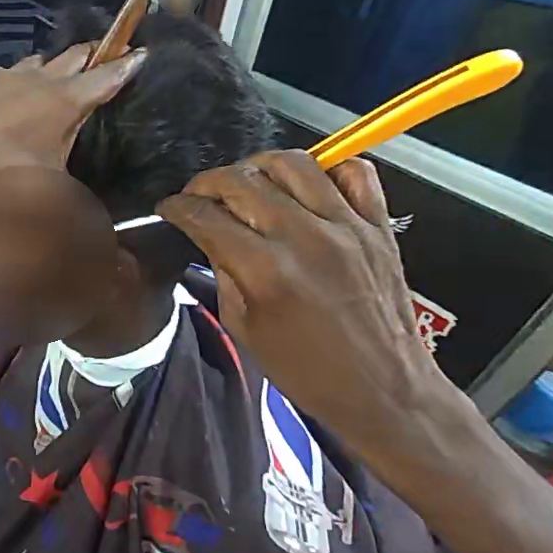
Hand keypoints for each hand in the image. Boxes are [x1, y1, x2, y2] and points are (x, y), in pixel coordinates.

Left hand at [0, 42, 145, 193]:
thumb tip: (85, 195)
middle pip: (75, 56)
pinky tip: (21, 94)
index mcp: (64, 101)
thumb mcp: (47, 186)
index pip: (105, 76)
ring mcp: (8, 78)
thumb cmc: (0, 176)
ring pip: (42, 61)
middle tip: (108, 57)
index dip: (127, 66)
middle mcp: (40, 80)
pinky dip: (28, 78)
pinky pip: (16, 73)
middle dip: (94, 55)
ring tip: (63, 78)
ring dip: (58, 66)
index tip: (143, 53)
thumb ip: (70, 179)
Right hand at [158, 153, 467, 483]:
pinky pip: (355, 172)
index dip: (177, 207)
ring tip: (247, 182)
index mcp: (265, 271)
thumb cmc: (306, 370)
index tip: (169, 208)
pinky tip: (308, 186)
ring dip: (257, 166)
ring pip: (292, 163)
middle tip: (198, 196)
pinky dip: (327, 168)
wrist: (383, 390)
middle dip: (207, 182)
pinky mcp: (378, 225)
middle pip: (241, 180)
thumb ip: (225, 274)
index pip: (206, 217)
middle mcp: (304, 237)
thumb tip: (213, 238)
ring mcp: (346, 226)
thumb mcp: (243, 328)